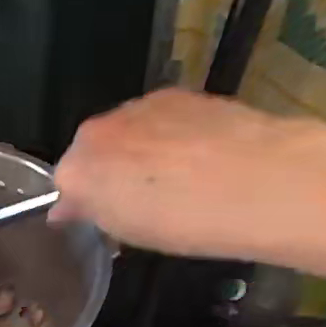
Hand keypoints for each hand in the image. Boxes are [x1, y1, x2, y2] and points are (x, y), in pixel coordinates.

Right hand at [49, 88, 325, 254]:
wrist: (261, 180)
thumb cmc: (183, 222)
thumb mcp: (126, 233)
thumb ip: (90, 212)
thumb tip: (70, 206)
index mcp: (75, 168)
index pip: (64, 183)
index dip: (84, 203)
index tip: (105, 220)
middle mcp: (98, 130)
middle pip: (92, 151)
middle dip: (108, 172)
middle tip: (141, 203)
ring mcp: (139, 107)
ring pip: (127, 133)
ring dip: (139, 151)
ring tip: (177, 180)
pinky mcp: (180, 93)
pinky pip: (161, 119)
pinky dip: (169, 135)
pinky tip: (199, 157)